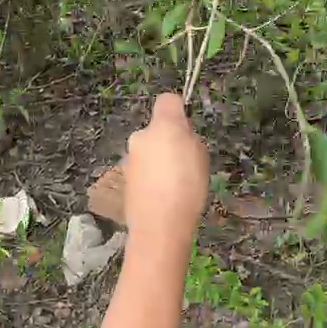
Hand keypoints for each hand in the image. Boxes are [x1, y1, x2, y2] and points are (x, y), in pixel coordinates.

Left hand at [122, 93, 208, 240]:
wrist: (159, 226)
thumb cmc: (187, 187)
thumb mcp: (201, 157)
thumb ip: (189, 139)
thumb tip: (180, 135)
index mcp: (162, 126)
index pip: (168, 100)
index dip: (179, 111)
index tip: (188, 130)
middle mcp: (140, 136)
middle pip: (157, 129)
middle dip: (168, 141)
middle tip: (186, 163)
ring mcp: (130, 159)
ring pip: (149, 151)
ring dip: (159, 160)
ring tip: (176, 184)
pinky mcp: (125, 179)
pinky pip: (144, 170)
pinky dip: (152, 177)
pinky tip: (163, 196)